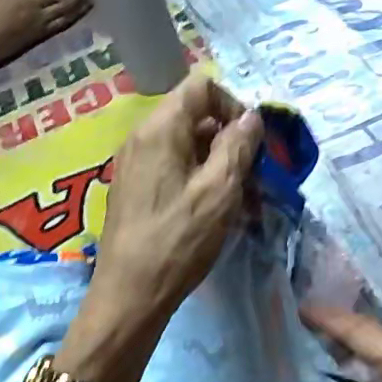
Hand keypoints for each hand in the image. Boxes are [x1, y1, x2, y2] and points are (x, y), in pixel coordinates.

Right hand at [0, 0, 90, 65]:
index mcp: (31, 1)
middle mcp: (41, 15)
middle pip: (65, 6)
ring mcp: (41, 30)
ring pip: (65, 19)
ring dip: (78, 12)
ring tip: (88, 6)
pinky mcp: (38, 41)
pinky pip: (58, 30)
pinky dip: (68, 23)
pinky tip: (72, 20)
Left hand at [58, 70, 262, 381]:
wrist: (129, 294)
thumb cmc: (177, 241)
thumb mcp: (219, 191)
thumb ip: (238, 146)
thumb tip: (251, 117)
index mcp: (159, 128)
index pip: (202, 86)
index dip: (234, 106)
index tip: (252, 143)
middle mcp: (140, 137)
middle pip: (192, 116)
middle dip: (228, 140)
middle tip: (252, 177)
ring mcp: (132, 165)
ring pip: (183, 146)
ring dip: (216, 164)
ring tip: (239, 201)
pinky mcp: (131, 190)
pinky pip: (169, 169)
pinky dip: (195, 180)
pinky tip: (212, 213)